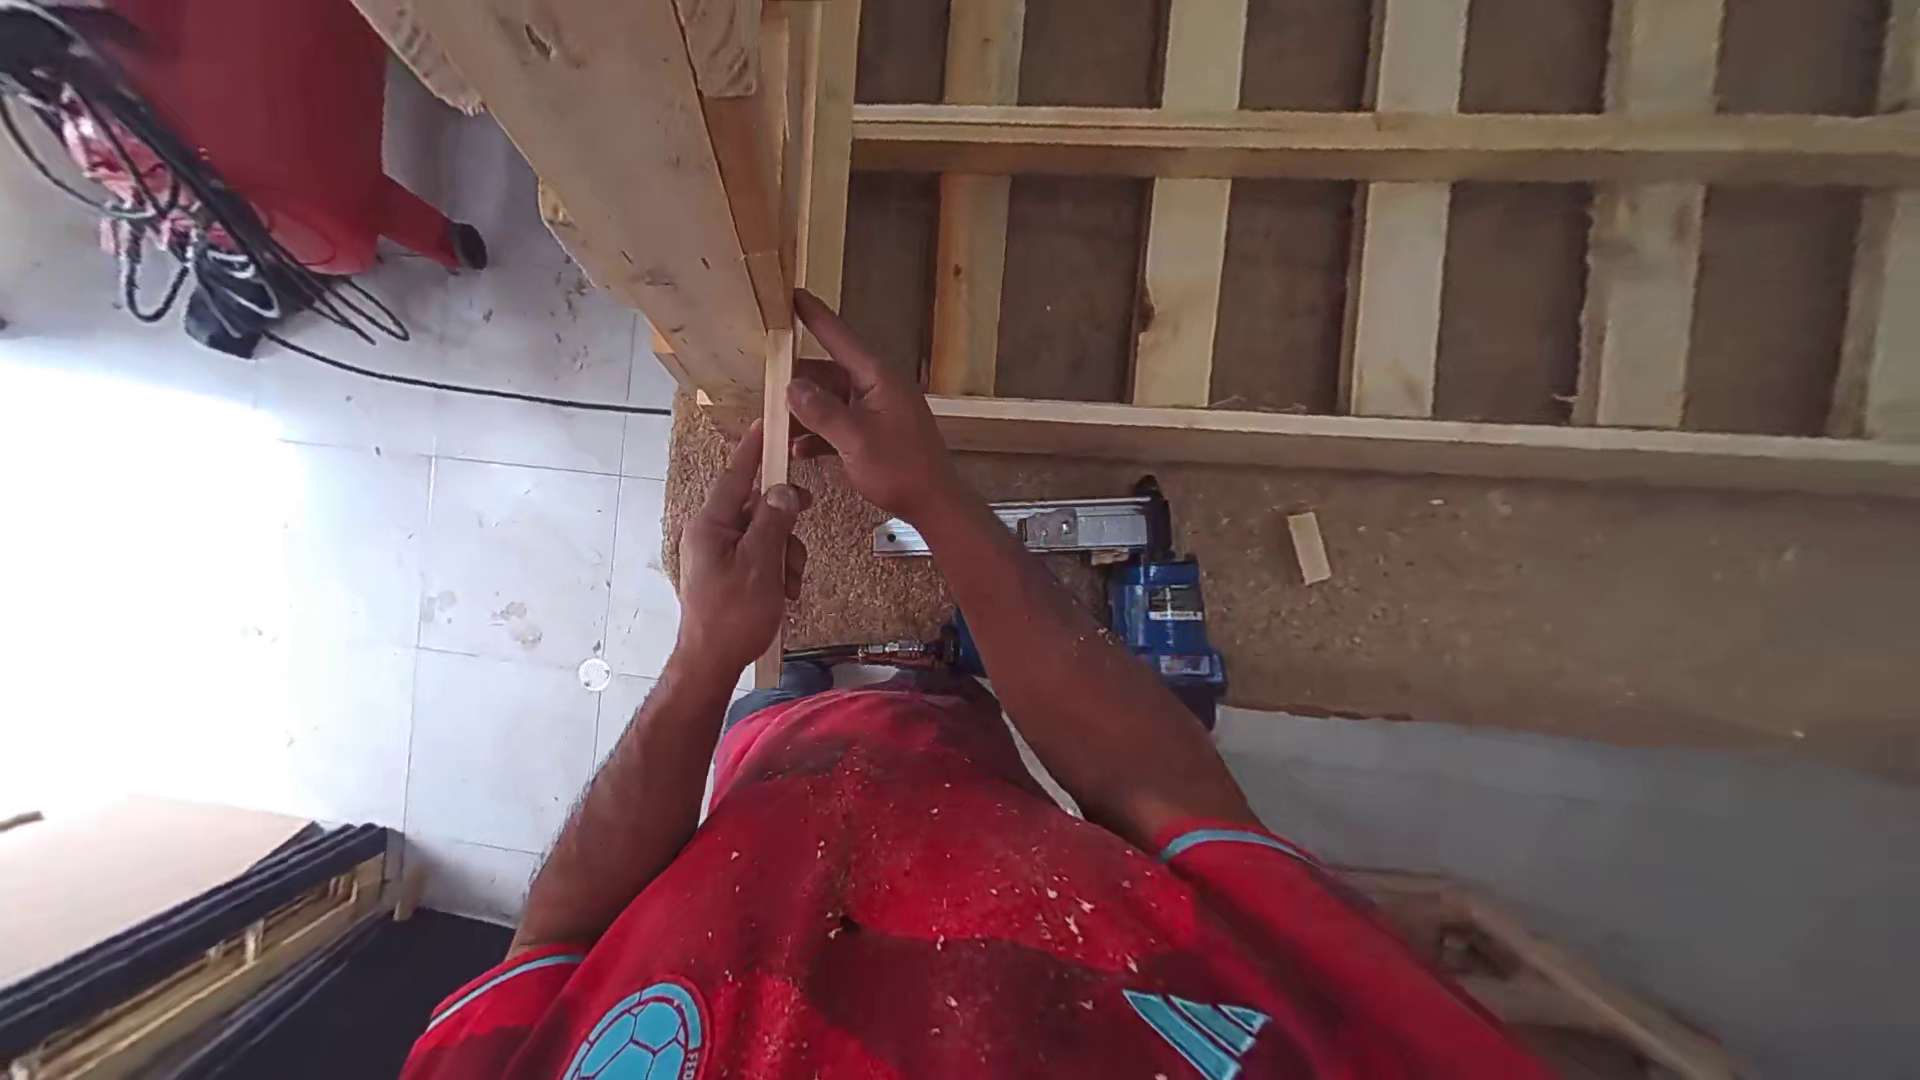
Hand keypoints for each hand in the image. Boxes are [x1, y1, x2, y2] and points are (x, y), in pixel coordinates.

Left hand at [674, 422, 809, 678]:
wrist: (714, 661)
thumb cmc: (733, 614)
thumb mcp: (760, 564)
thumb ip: (773, 522)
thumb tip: (785, 490)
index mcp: (711, 525)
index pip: (735, 477)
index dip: (753, 451)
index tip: (766, 426)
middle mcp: (713, 533)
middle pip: (758, 507)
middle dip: (785, 523)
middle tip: (807, 519)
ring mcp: (721, 553)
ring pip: (767, 532)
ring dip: (787, 553)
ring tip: (790, 582)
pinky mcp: (732, 571)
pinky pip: (763, 554)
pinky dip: (779, 567)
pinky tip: (785, 590)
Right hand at [790, 289, 967, 524]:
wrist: (933, 504)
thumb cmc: (901, 470)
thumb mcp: (856, 440)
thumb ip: (822, 411)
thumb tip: (792, 386)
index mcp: (879, 380)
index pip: (841, 339)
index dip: (815, 317)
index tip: (792, 295)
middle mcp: (879, 390)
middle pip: (830, 374)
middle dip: (799, 384)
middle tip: (768, 388)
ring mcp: (878, 413)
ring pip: (832, 403)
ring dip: (806, 415)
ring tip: (778, 426)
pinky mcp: (876, 435)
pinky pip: (841, 426)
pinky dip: (820, 435)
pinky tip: (799, 450)